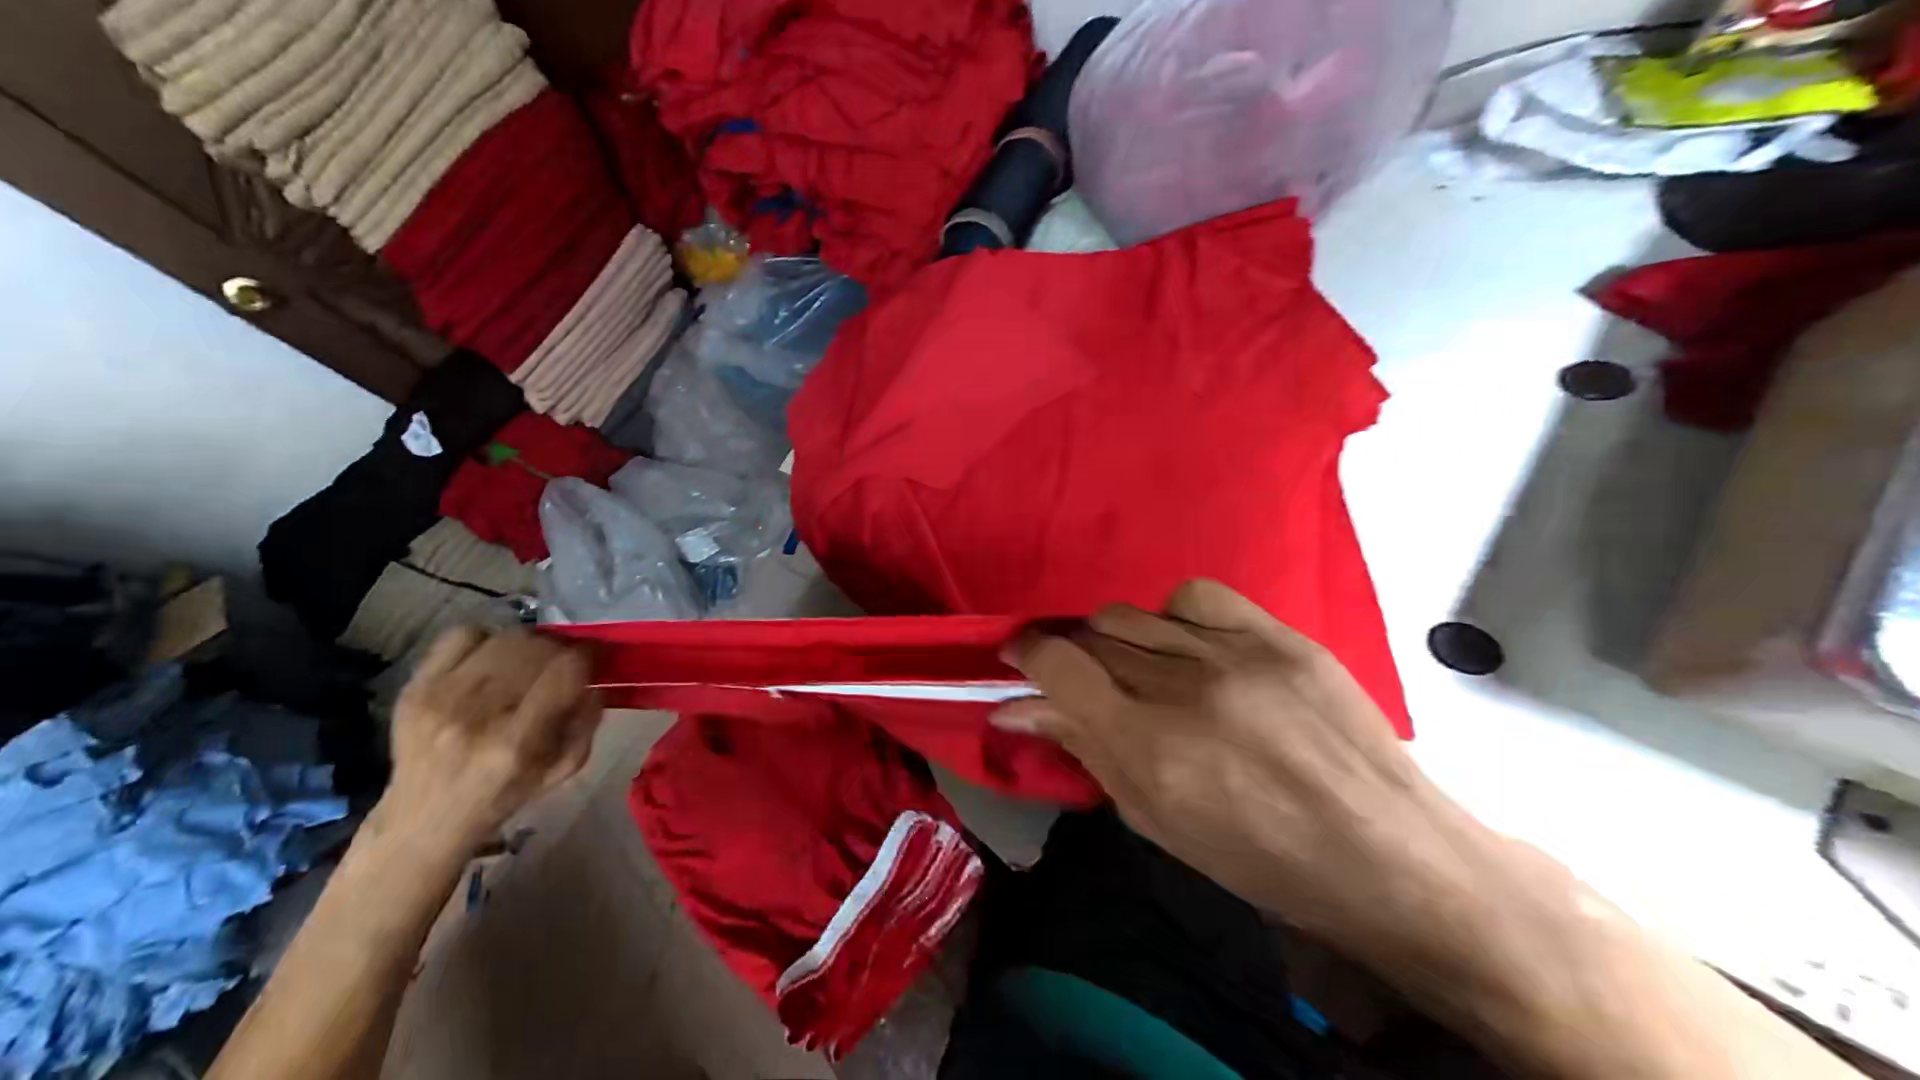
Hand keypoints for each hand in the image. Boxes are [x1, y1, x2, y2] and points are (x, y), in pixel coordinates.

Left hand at [383, 627, 602, 847]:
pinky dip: (486, 640)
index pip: (566, 669)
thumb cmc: (505, 793)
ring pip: (506, 637)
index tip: (595, 658)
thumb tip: (595, 680)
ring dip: (529, 644)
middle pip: (538, 647)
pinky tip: (490, 661)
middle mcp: (477, 713)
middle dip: (561, 649)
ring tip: (530, 660)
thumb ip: (588, 721)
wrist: (425, 817)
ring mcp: (441, 696)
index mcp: (517, 741)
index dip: (589, 655)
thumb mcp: (563, 769)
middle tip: (564, 662)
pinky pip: (462, 635)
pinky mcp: (415, 687)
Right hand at [992, 581, 1546, 980]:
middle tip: (1074, 675)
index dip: (1025, 653)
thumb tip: (1019, 708)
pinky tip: (1186, 644)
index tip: (1014, 658)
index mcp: (1151, 748)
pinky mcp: (1280, 636)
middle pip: (1095, 636)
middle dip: (1068, 651)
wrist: (1385, 853)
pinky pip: (1199, 596)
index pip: (1060, 666)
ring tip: (1134, 665)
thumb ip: (1085, 752)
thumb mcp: (1156, 821)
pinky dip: (1173, 616)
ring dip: (1116, 638)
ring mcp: (1238, 654)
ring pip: (1137, 614)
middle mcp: (1186, 688)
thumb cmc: (1258, 859)